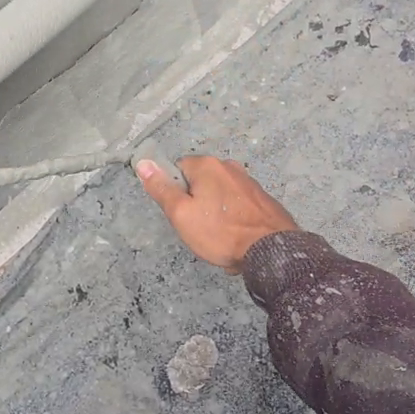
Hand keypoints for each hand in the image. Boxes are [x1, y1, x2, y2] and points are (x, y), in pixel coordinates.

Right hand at [137, 155, 298, 272]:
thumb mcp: (181, 214)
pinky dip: (234, 219)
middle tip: (198, 227)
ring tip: (219, 237)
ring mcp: (249, 182)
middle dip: (197, 203)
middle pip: (200, 182)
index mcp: (207, 165)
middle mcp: (229, 166)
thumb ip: (161, 188)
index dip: (175, 192)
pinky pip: (238, 206)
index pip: (178, 169)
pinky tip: (236, 238)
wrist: (272, 250)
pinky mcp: (263, 198)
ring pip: (220, 196)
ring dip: (216, 214)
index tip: (181, 213)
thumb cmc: (220, 232)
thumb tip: (143, 162)